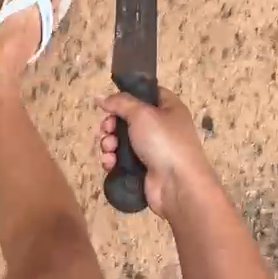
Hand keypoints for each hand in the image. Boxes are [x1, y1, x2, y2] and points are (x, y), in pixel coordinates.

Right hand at [96, 88, 217, 219]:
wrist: (178, 184)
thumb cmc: (163, 141)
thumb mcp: (141, 113)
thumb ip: (120, 102)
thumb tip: (100, 96)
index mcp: (169, 108)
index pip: (147, 94)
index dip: (128, 96)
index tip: (112, 102)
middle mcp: (162, 127)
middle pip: (129, 118)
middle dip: (112, 124)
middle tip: (107, 129)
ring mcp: (153, 149)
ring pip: (122, 140)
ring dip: (110, 142)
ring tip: (109, 148)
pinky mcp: (143, 169)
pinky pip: (122, 160)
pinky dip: (113, 160)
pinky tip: (110, 163)